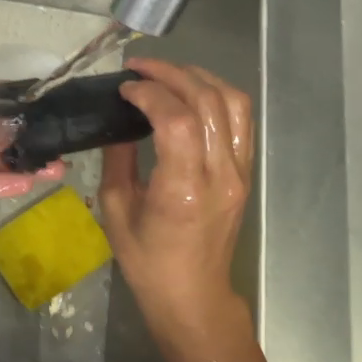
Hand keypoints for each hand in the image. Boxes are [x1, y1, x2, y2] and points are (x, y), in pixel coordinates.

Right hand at [98, 59, 254, 341]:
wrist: (192, 293)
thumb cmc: (146, 259)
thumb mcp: (116, 209)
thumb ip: (119, 159)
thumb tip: (120, 121)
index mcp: (183, 190)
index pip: (179, 121)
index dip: (150, 93)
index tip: (123, 88)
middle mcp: (220, 176)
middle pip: (209, 102)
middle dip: (172, 74)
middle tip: (138, 68)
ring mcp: (239, 173)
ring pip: (233, 103)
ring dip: (198, 78)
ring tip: (165, 73)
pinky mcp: (245, 173)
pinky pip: (240, 120)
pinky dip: (216, 95)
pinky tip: (189, 92)